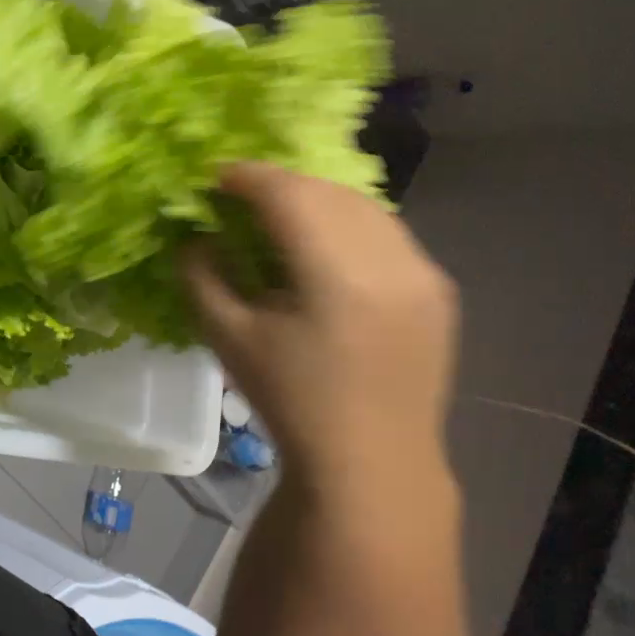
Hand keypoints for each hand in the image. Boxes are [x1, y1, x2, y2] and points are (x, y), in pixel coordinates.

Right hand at [183, 163, 458, 493]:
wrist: (373, 459)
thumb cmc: (290, 398)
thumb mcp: (226, 335)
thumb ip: (201, 274)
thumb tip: (196, 236)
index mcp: (336, 275)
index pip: (287, 194)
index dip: (243, 176)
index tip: (209, 178)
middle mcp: (390, 262)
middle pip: (327, 191)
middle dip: (276, 183)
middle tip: (234, 195)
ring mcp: (423, 274)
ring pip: (362, 205)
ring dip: (313, 198)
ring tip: (274, 214)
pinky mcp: (438, 290)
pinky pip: (386, 232)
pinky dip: (345, 221)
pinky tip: (319, 245)